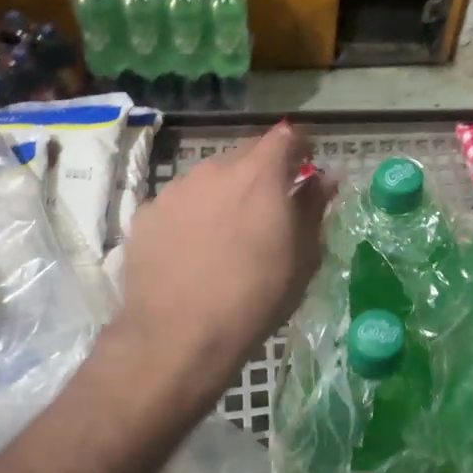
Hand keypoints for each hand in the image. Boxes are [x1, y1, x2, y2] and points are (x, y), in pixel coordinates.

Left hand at [112, 124, 334, 377]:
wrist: (179, 336)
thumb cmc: (258, 295)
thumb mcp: (304, 254)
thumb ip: (314, 206)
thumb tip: (326, 177)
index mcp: (261, 174)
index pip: (286, 136)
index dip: (300, 146)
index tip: (308, 165)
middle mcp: (215, 170)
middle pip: (246, 154)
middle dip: (264, 170)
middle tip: (272, 205)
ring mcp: (175, 190)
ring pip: (210, 178)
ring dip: (227, 192)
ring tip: (231, 231)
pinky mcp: (146, 215)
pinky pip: (180, 203)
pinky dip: (194, 214)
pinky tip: (196, 248)